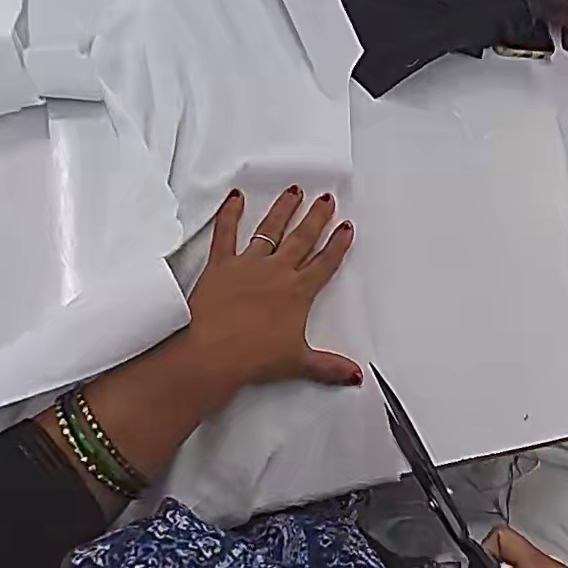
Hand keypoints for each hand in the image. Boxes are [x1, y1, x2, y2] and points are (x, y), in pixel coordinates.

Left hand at [179, 186, 360, 404]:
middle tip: (326, 200)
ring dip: (283, 210)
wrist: (212, 353)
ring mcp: (248, 265)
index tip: (346, 228)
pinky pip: (226, 234)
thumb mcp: (298, 362)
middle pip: (303, 238)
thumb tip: (354, 375)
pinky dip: (229, 215)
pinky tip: (235, 198)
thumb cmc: (253, 357)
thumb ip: (329, 367)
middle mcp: (277, 272)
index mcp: (298, 293)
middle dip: (317, 218)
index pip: (325, 263)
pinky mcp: (220, 265)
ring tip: (293, 192)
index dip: (337, 244)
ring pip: (271, 230)